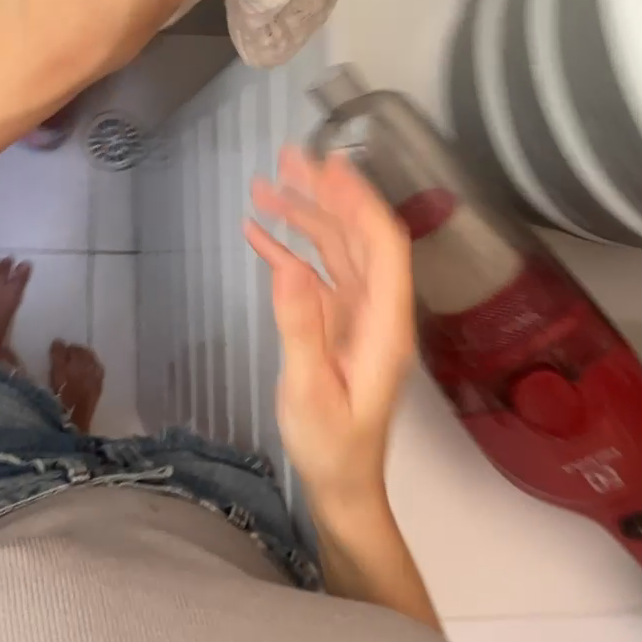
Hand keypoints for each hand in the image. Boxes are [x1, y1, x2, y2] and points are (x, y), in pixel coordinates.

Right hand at [245, 147, 417, 506]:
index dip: (357, 201)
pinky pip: (313, 275)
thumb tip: (290, 265)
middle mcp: (375, 310)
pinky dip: (287, 250)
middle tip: (288, 159)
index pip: (381, 245)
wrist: (340, 482)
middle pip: (356, 237)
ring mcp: (355, 315)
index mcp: (384, 324)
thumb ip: (302, 327)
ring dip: (303, 215)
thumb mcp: (311, 391)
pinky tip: (258, 233)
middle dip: (326, 194)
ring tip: (265, 185)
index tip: (328, 166)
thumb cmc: (332, 446)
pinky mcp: (334, 323)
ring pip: (334, 250)